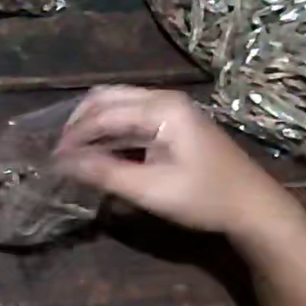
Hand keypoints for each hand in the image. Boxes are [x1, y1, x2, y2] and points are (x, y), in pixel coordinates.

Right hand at [55, 86, 296, 237]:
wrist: (254, 207)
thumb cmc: (204, 198)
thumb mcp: (150, 190)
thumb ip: (105, 173)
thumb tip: (63, 164)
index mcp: (161, 109)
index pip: (103, 115)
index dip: (74, 138)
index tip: (51, 161)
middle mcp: (163, 99)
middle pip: (106, 98)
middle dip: (77, 123)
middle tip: (58, 152)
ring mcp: (169, 108)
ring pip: (116, 103)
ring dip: (91, 124)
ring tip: (72, 151)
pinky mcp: (171, 122)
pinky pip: (128, 115)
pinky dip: (107, 129)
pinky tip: (96, 150)